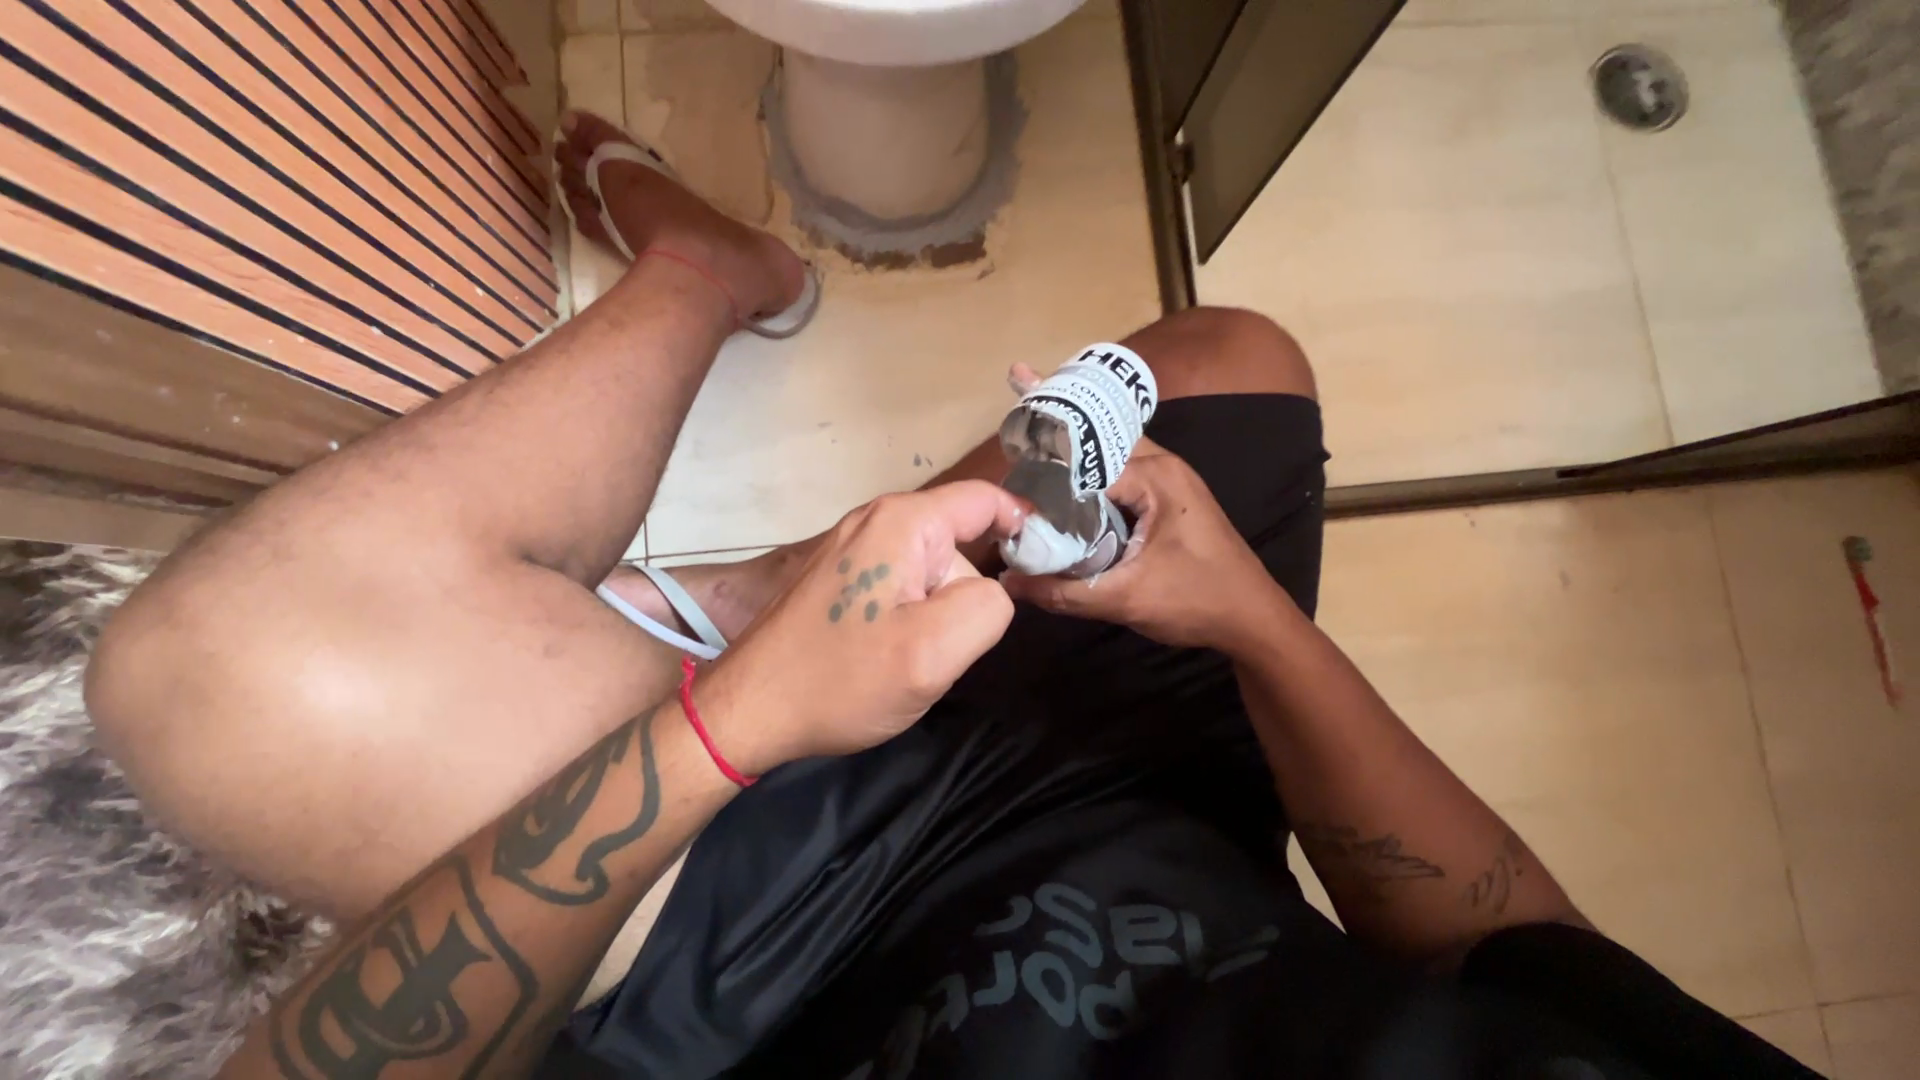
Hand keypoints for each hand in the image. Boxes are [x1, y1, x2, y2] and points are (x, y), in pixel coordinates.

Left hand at [698, 481, 1026, 773]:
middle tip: (942, 650)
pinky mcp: (837, 577)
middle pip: (958, 544)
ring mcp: (851, 548)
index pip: (986, 501)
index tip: (1050, 566)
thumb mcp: (935, 651)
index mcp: (902, 523)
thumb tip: (992, 589)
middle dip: (966, 595)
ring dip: (935, 614)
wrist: (749, 710)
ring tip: (904, 659)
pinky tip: (883, 655)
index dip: (1026, 525)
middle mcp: (874, 521)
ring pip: (930, 572)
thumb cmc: (843, 680)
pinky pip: (899, 586)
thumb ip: (989, 607)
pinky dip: (909, 618)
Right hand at [1000, 440, 1287, 651]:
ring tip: (1032, 474)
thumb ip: (1063, 591)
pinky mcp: (1170, 498)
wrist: (1253, 620)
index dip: (1045, 469)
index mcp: (1155, 477)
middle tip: (1016, 461)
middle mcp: (1163, 465)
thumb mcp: (1125, 599)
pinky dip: (1094, 483)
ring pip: (1111, 459)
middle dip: (1058, 448)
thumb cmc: (1197, 601)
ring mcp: (1170, 480)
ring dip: (1076, 465)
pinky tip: (1067, 501)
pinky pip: (1122, 478)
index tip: (1008, 486)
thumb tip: (1008, 583)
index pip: (1085, 457)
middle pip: (1098, 444)